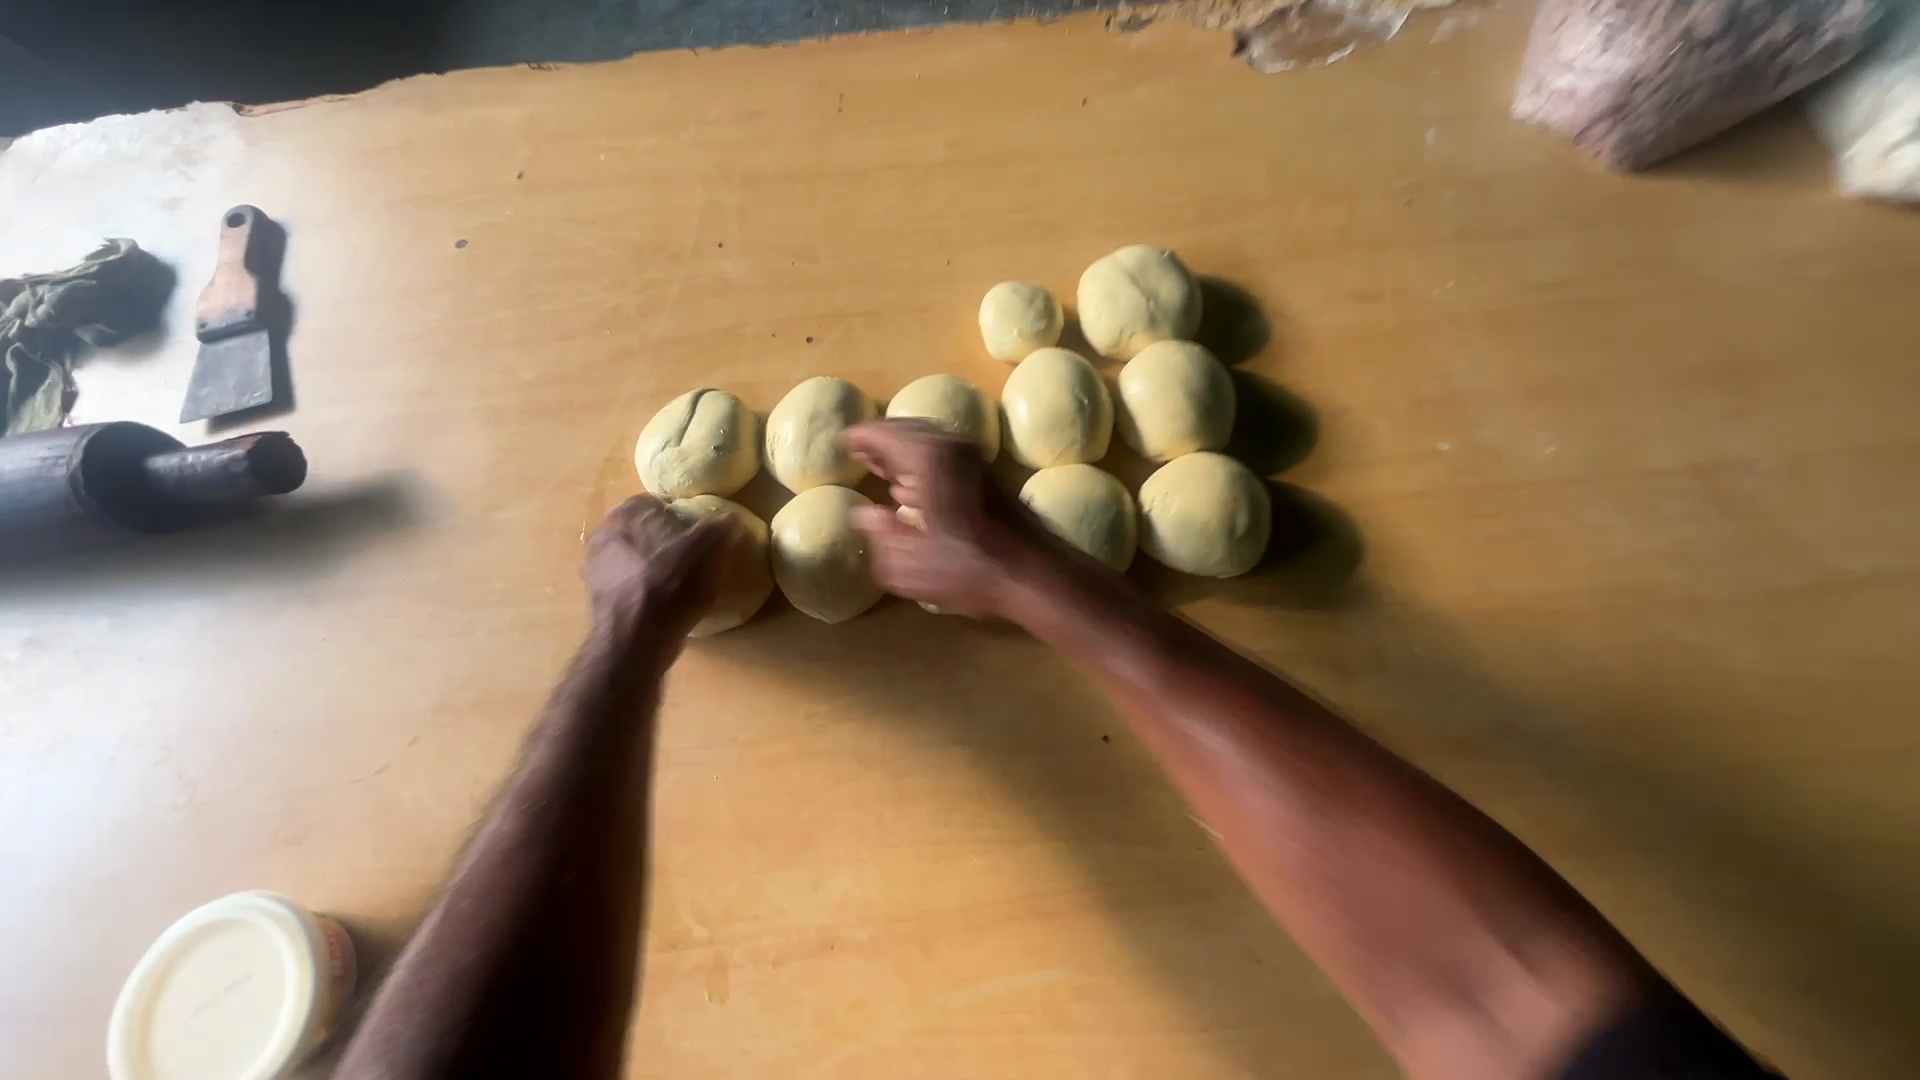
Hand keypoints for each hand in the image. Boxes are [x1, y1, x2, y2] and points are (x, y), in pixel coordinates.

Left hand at [584, 495, 734, 636]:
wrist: (637, 637)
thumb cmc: (674, 582)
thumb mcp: (712, 547)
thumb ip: (723, 526)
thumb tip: (731, 520)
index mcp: (628, 513)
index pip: (657, 503)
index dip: (680, 518)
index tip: (697, 536)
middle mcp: (603, 533)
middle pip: (642, 530)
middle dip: (662, 540)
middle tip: (688, 558)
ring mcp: (594, 567)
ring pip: (631, 557)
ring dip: (649, 565)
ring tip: (676, 584)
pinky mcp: (595, 597)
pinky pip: (625, 584)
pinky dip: (640, 589)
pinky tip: (660, 604)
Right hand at [842, 420, 1047, 617]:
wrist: (1032, 573)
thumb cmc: (967, 569)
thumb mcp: (909, 564)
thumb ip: (880, 535)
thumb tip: (864, 514)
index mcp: (927, 459)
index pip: (883, 434)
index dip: (859, 436)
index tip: (842, 442)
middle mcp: (951, 449)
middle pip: (907, 432)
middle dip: (880, 441)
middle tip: (859, 452)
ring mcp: (973, 460)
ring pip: (930, 443)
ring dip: (903, 451)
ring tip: (881, 467)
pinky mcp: (987, 477)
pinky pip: (946, 457)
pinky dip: (925, 463)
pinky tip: (914, 488)